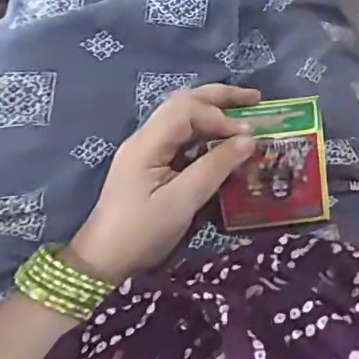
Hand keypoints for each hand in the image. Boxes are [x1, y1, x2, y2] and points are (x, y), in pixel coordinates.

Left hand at [66, 84, 258, 283]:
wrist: (103, 261)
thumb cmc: (141, 233)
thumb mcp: (182, 202)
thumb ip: (215, 167)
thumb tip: (248, 139)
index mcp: (147, 143)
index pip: (187, 110)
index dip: (220, 116)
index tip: (248, 135)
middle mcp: (145, 138)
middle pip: (184, 102)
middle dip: (220, 98)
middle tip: (256, 98)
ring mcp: (147, 150)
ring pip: (182, 116)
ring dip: (213, 111)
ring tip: (244, 111)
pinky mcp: (152, 163)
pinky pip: (181, 136)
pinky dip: (206, 131)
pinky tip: (224, 138)